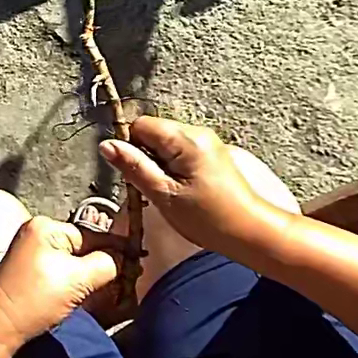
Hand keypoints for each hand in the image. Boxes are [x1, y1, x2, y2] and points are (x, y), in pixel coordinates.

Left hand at [0, 218, 120, 352]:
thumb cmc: (34, 299)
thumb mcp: (79, 279)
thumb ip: (105, 264)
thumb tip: (116, 260)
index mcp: (45, 226)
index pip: (90, 235)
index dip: (112, 250)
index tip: (132, 258)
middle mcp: (34, 232)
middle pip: (80, 248)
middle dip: (96, 267)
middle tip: (112, 284)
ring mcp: (27, 251)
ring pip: (69, 262)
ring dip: (83, 278)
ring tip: (92, 294)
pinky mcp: (25, 270)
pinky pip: (56, 271)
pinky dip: (68, 283)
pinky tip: (74, 297)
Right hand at [98, 116, 289, 256]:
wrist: (250, 232)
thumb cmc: (209, 218)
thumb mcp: (163, 195)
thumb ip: (134, 167)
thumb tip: (106, 145)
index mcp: (186, 140)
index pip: (141, 125)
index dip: (131, 147)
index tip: (138, 174)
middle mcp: (198, 133)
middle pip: (153, 131)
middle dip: (145, 156)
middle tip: (155, 187)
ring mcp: (207, 142)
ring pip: (165, 142)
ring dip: (159, 163)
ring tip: (170, 191)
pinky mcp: (211, 153)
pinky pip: (180, 151)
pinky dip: (173, 167)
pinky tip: (182, 190)